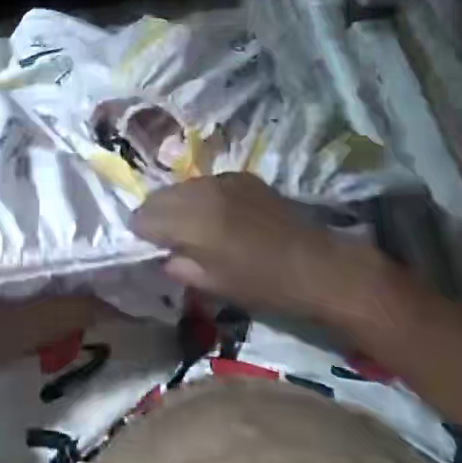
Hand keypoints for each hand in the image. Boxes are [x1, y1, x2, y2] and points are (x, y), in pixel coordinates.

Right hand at [130, 173, 400, 328]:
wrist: (319, 265)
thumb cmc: (264, 285)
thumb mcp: (213, 286)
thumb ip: (179, 267)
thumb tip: (164, 255)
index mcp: (191, 221)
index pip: (143, 217)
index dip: (142, 233)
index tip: (150, 247)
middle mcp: (201, 192)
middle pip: (158, 196)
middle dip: (155, 215)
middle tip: (167, 238)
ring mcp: (222, 179)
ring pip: (180, 186)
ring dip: (177, 204)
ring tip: (192, 226)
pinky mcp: (241, 176)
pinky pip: (206, 183)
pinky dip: (202, 197)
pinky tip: (219, 216)